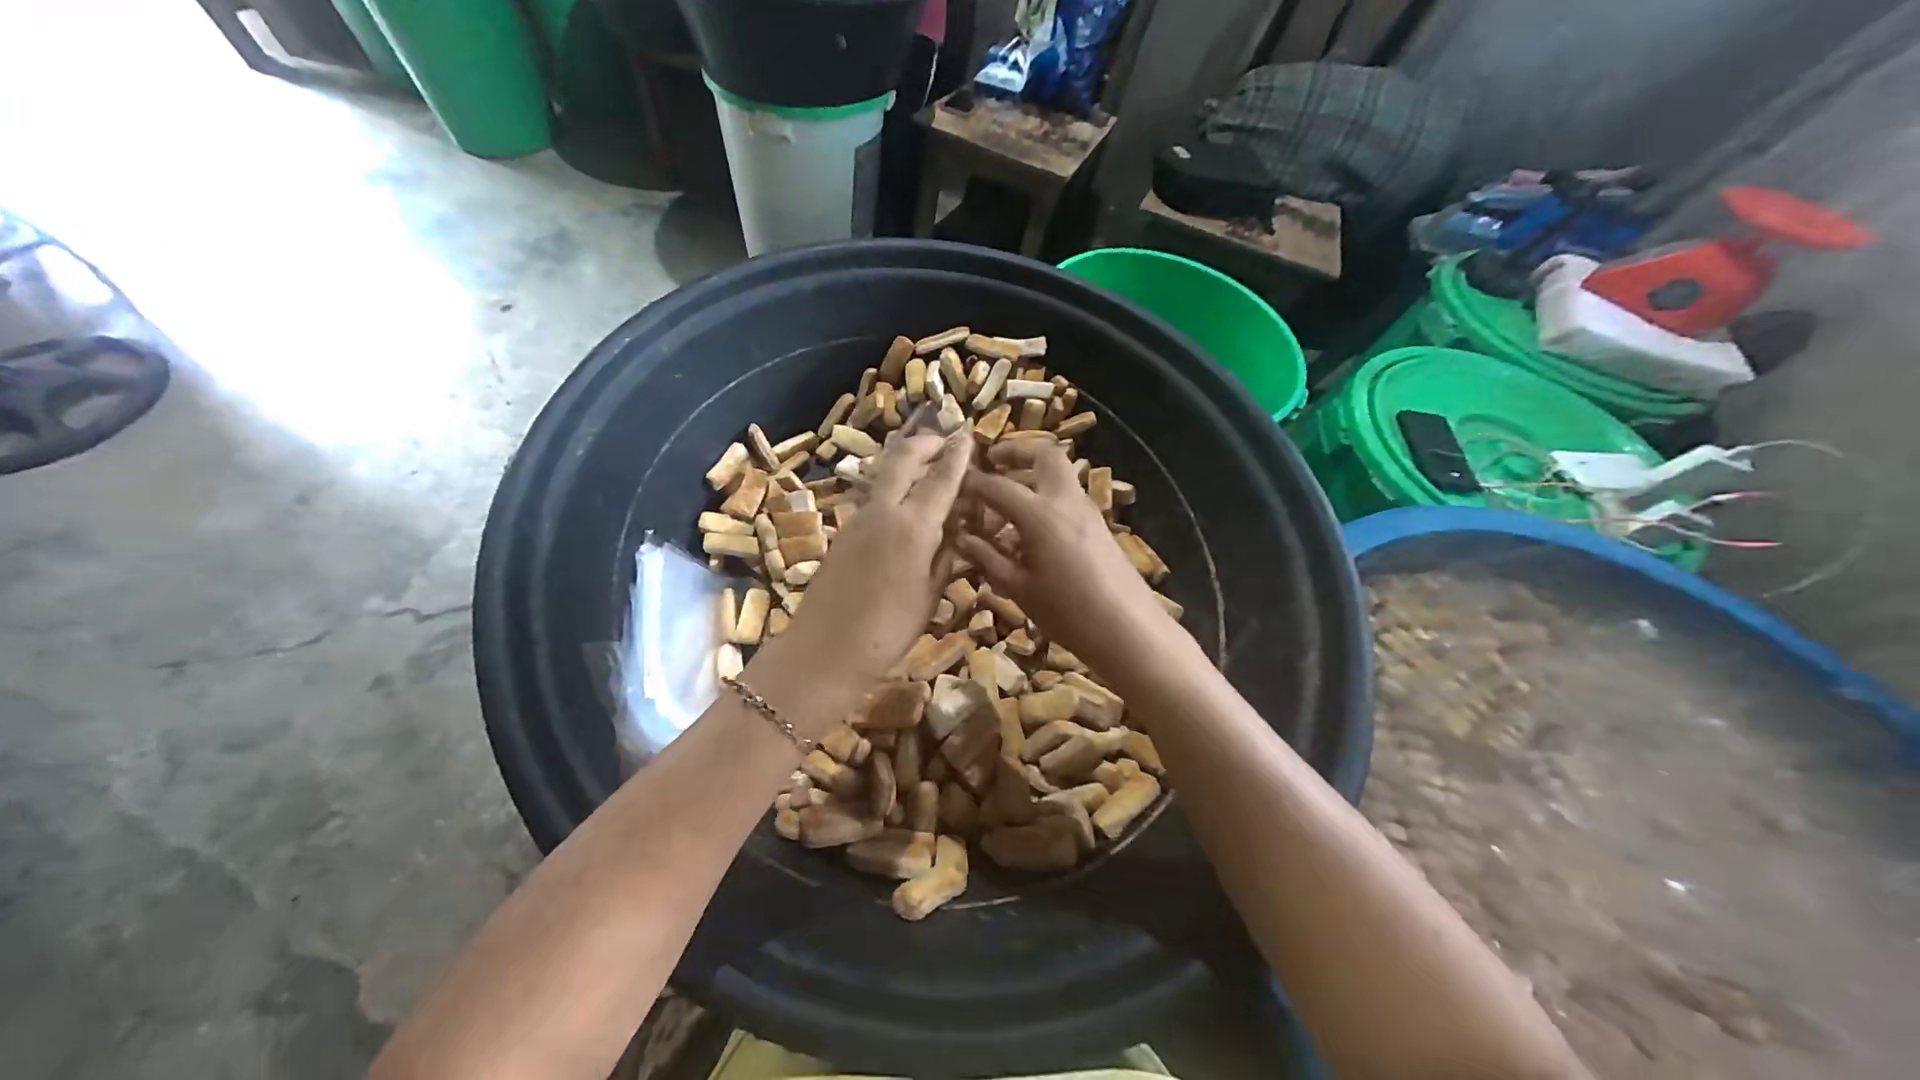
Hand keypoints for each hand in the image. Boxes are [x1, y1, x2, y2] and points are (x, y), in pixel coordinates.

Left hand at [747, 432, 973, 733]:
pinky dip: (895, 489)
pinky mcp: (844, 532)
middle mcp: (884, 510)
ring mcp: (858, 519)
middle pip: (904, 458)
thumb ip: (946, 557)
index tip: (968, 435)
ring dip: (908, 464)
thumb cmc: (888, 630)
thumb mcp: (930, 595)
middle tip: (945, 442)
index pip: (941, 477)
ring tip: (930, 470)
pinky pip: (876, 498)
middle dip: (926, 444)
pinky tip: (907, 507)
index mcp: (913, 526)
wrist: (824, 650)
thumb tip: (958, 531)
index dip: (957, 454)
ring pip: (886, 475)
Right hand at [956, 441, 1185, 687]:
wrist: (1128, 630)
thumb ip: (988, 558)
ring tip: (1005, 505)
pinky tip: (1029, 532)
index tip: (954, 485)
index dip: (973, 483)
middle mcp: (1065, 501)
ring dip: (1031, 477)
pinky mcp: (1098, 526)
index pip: (998, 485)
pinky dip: (1045, 498)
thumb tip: (961, 538)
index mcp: (1040, 515)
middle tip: (993, 463)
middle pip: (1044, 455)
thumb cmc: (1067, 613)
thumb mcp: (1019, 588)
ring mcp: (1087, 511)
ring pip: (1059, 475)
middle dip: (1017, 452)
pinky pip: (1067, 497)